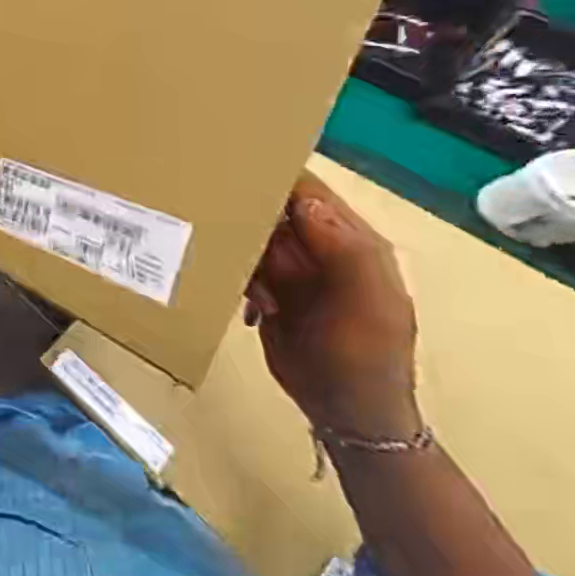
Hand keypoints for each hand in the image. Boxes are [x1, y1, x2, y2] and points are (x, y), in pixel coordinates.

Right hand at [246, 173, 419, 438]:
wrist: (345, 411)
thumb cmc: (365, 357)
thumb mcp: (369, 304)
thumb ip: (346, 251)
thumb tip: (302, 202)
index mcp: (351, 242)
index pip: (309, 193)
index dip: (275, 175)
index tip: (230, 164)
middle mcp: (318, 248)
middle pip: (270, 210)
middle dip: (241, 209)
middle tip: (205, 209)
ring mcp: (290, 271)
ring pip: (248, 237)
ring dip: (232, 248)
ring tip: (223, 264)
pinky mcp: (264, 291)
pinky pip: (237, 265)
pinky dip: (227, 274)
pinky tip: (228, 291)